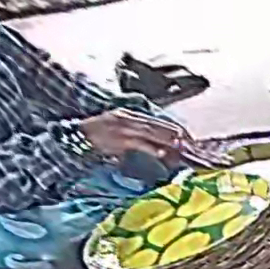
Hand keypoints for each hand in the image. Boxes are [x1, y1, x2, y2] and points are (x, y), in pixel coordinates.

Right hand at [78, 109, 201, 164]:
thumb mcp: (123, 129)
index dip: (176, 130)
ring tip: (184, 148)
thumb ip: (142, 135)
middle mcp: (127, 119)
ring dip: (168, 141)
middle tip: (194, 146)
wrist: (75, 138)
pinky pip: (138, 144)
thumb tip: (164, 145)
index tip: (191, 139)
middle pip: (158, 126)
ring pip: (150, 133)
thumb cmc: (101, 136)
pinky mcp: (117, 140)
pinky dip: (151, 148)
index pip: (159, 121)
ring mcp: (121, 129)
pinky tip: (162, 153)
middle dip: (177, 136)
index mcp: (129, 115)